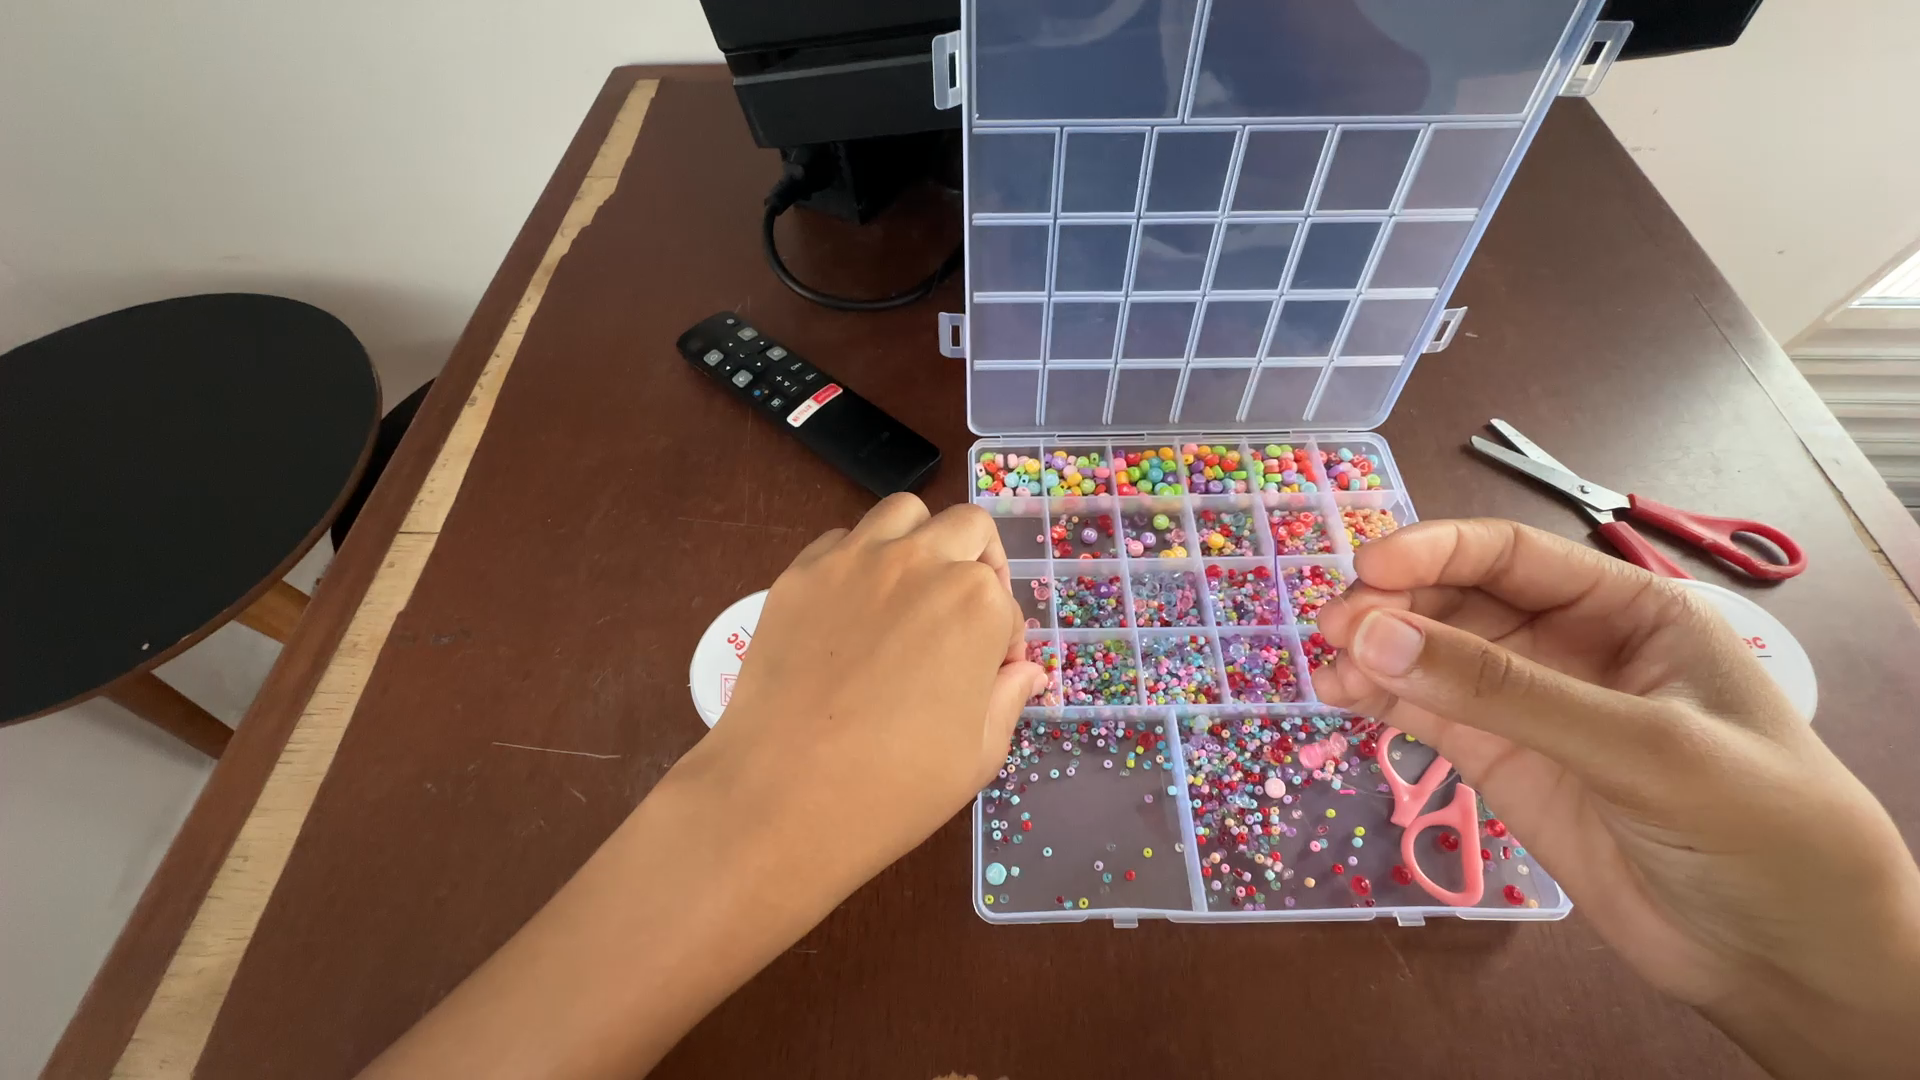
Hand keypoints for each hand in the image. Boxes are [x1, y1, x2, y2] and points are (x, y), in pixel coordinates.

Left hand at [688, 493, 1046, 880]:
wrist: (781, 797)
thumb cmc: (895, 787)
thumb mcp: (977, 755)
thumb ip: (1008, 698)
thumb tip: (1026, 671)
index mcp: (977, 604)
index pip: (1007, 603)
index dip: (1005, 642)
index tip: (990, 673)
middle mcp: (921, 562)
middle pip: (968, 527)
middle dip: (979, 563)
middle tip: (964, 613)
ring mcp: (855, 560)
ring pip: (904, 513)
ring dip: (921, 540)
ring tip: (911, 588)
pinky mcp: (801, 571)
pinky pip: (842, 540)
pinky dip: (859, 559)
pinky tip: (851, 608)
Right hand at [1312, 519, 1919, 1077]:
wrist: (1781, 966)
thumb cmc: (1758, 834)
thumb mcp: (1639, 748)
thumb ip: (1502, 690)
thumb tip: (1371, 636)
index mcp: (1621, 611)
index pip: (1509, 555)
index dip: (1433, 550)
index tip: (1366, 567)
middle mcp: (1560, 643)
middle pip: (1450, 597)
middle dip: (1389, 603)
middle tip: (1334, 628)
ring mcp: (1517, 700)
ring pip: (1422, 650)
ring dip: (1369, 648)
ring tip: (1328, 665)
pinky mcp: (1488, 752)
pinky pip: (1416, 706)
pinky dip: (1372, 694)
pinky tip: (1339, 694)